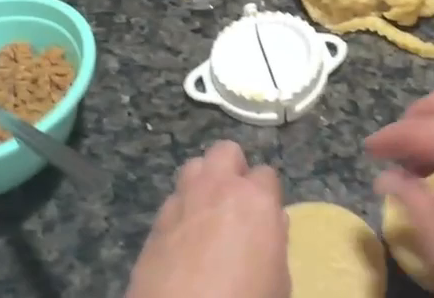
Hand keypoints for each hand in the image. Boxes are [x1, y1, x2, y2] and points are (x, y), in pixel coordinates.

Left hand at [125, 141, 288, 297]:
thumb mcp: (279, 281)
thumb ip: (275, 243)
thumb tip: (271, 225)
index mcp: (255, 199)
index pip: (266, 174)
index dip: (267, 194)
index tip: (265, 215)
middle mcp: (217, 189)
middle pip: (225, 152)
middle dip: (232, 170)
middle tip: (236, 202)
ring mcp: (183, 202)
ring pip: (193, 168)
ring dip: (202, 183)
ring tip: (206, 214)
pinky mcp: (155, 224)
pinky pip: (171, 203)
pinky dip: (179, 214)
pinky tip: (182, 240)